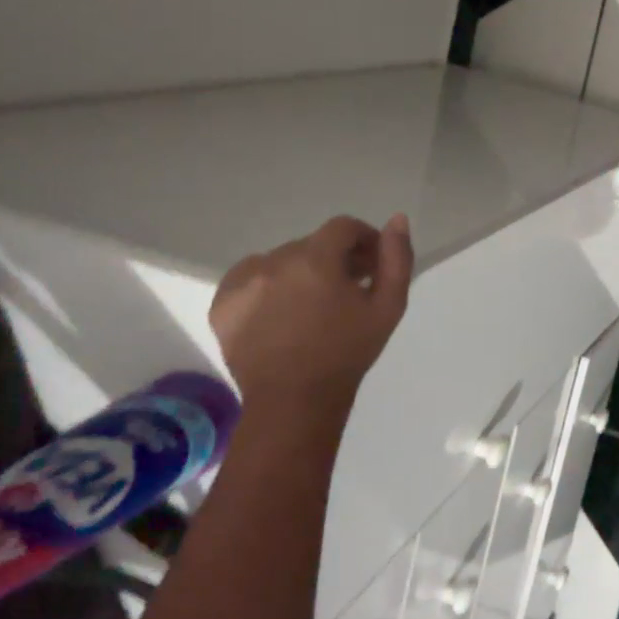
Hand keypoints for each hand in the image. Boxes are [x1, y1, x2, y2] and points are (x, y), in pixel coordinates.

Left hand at [208, 214, 413, 411]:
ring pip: (280, 259)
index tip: (372, 264)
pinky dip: (267, 284)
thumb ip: (396, 258)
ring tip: (311, 302)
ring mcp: (241, 283)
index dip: (363, 239)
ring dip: (300, 270)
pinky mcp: (221, 304)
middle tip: (347, 288)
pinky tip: (281, 309)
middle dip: (333, 259)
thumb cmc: (349, 350)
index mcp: (316, 260)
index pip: (342, 227)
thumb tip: (396, 220)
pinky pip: (248, 277)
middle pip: (312, 244)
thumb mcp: (389, 304)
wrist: (294, 399)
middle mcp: (274, 263)